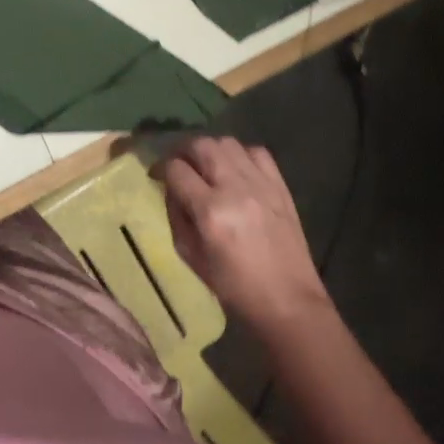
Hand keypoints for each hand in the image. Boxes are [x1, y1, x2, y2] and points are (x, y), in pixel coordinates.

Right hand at [155, 136, 330, 332]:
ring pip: (228, 142)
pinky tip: (235, 170)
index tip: (156, 175)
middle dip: (182, 150)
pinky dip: (240, 154)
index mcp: (210, 211)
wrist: (288, 301)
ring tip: (205, 165)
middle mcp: (236, 189)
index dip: (160, 168)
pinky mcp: (281, 187)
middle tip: (177, 165)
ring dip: (210, 149)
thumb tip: (171, 189)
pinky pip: (257, 152)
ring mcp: (262, 185)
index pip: (176, 169)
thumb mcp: (190, 255)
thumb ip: (176, 215)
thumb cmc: (233, 285)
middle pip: (201, 145)